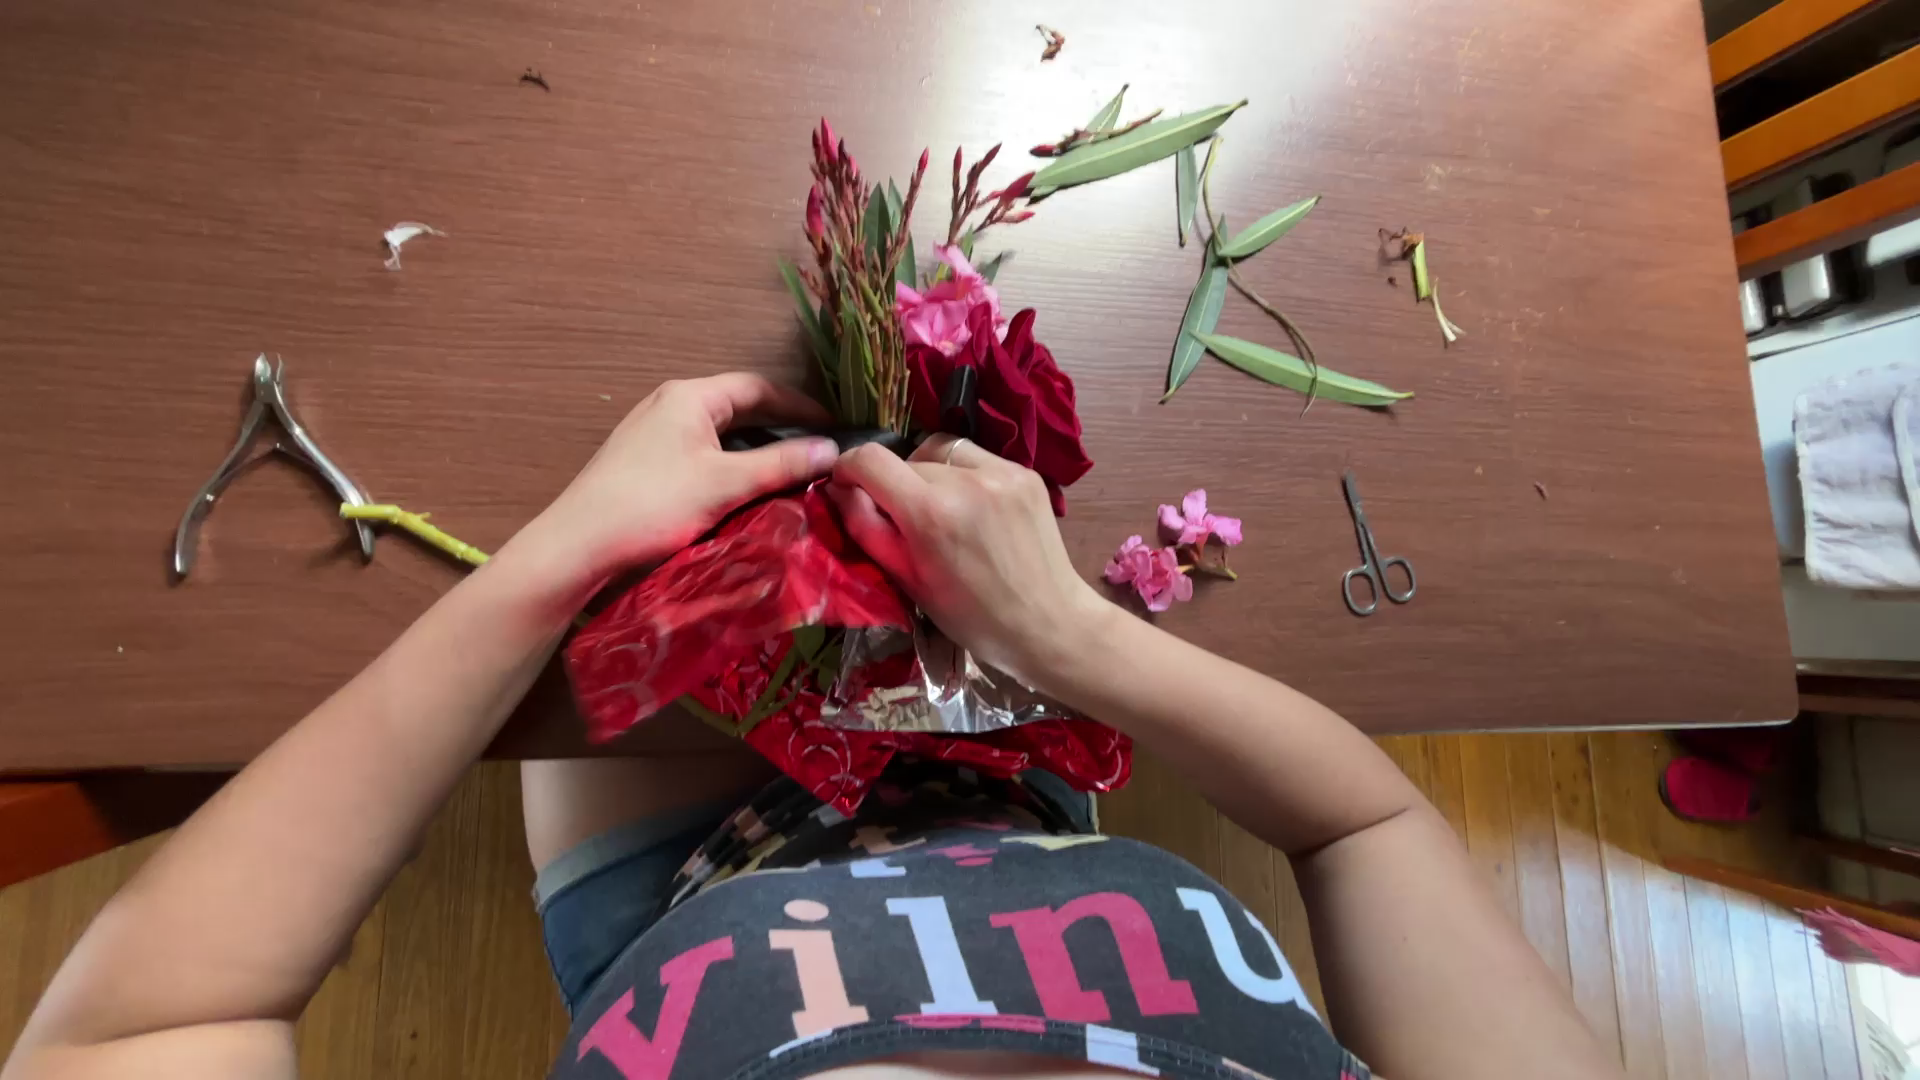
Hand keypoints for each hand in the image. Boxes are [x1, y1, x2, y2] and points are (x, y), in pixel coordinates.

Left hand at [515, 374, 837, 594]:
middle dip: (782, 428)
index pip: (758, 387)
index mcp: (689, 397)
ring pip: (722, 434)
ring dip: (758, 450)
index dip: (800, 405)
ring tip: (793, 472)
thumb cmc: (653, 504)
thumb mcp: (725, 483)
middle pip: (740, 408)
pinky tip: (750, 490)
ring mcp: (656, 435)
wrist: (578, 545)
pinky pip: (705, 454)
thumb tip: (833, 450)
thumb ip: (781, 464)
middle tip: (818, 451)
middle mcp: (671, 406)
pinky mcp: (648, 463)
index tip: (833, 427)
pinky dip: (734, 466)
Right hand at [827, 435, 1110, 687]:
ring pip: (940, 452)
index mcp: (931, 514)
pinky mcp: (1025, 471)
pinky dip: (962, 476)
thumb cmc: (972, 617)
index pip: (870, 459)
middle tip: (907, 523)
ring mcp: (1002, 471)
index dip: (848, 468)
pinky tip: (972, 509)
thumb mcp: (909, 582)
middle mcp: (967, 480)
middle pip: (907, 460)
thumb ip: (868, 529)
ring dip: (928, 474)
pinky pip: (975, 458)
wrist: (1050, 624)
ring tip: (941, 511)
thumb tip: (839, 488)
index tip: (847, 485)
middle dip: (896, 485)